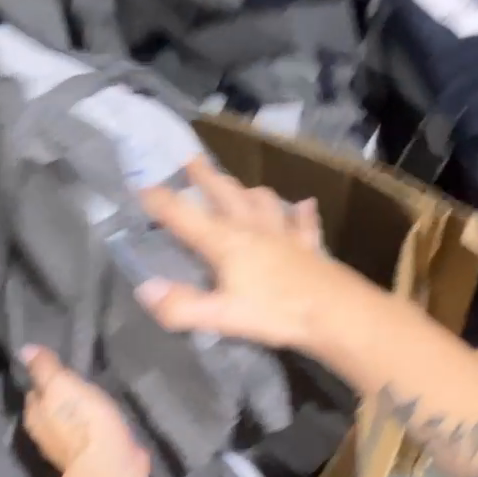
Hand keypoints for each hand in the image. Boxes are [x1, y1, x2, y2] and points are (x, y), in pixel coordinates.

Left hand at [20, 345, 147, 476]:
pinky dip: (96, 426)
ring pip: (71, 422)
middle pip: (51, 409)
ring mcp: (70, 449)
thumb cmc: (82, 420)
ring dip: (80, 413)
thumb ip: (44, 367)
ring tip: (96, 396)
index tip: (59, 370)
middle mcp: (46, 434)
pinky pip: (91, 434)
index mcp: (34, 416)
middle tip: (80, 381)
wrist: (111, 465)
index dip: (44, 380)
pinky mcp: (94, 456)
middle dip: (62, 397)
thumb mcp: (60, 384)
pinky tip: (108, 418)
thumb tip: (24, 349)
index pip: (34, 392)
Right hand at [138, 158, 370, 350]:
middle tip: (190, 159)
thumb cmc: (277, 314)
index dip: (161, 201)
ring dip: (248, 191)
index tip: (141, 186)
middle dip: (206, 177)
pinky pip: (304, 224)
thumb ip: (182, 306)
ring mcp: (285, 235)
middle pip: (225, 195)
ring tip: (241, 186)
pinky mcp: (311, 247)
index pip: (186, 217)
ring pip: (263, 203)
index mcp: (227, 243)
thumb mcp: (222, 317)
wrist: (336, 313)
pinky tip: (305, 206)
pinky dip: (302, 214)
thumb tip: (146, 289)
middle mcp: (254, 229)